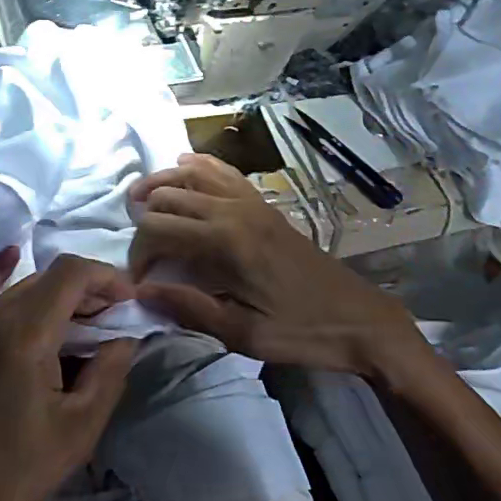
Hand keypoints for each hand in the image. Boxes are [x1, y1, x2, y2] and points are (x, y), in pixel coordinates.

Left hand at [0, 249, 138, 500]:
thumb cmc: (19, 467)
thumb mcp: (80, 427)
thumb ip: (109, 372)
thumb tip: (125, 338)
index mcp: (27, 331)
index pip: (72, 273)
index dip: (108, 277)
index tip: (133, 301)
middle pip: (50, 276)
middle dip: (89, 289)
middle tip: (116, 321)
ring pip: (25, 285)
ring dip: (59, 292)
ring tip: (87, 321)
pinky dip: (1, 271)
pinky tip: (12, 258)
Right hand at [128, 152, 425, 376]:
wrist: (363, 321)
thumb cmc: (303, 332)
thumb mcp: (244, 334)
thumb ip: (189, 307)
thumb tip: (141, 291)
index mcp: (227, 241)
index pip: (158, 229)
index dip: (138, 253)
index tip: (139, 282)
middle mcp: (235, 210)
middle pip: (168, 197)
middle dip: (143, 220)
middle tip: (141, 253)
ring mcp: (251, 202)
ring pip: (191, 175)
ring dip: (161, 184)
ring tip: (139, 200)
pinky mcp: (264, 205)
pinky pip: (224, 171)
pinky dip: (198, 166)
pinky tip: (182, 166)